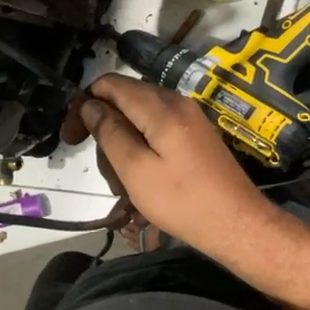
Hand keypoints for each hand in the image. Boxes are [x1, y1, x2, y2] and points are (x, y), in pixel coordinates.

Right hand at [64, 74, 276, 252]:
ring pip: (140, 121)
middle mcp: (177, 103)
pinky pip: (157, 134)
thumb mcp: (135, 170)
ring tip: (125, 188)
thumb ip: (110, 133)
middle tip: (105, 174)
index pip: (110, 84)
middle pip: (125, 102)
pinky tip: (143, 184)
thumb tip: (90, 105)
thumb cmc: (183, 201)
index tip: (71, 138)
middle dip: (105, 133)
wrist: (237, 224)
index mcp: (161, 106)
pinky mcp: (196, 138)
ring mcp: (189, 120)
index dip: (84, 104)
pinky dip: (142, 154)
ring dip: (123, 150)